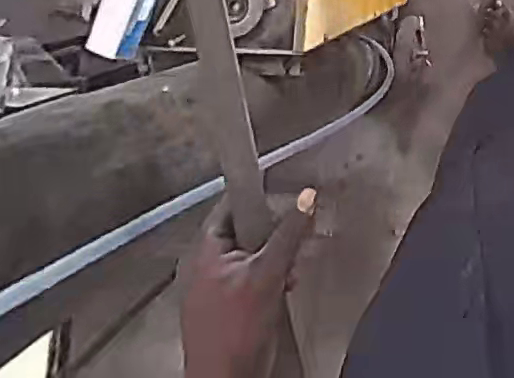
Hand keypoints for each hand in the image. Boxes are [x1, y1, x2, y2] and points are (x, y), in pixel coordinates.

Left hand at [179, 189, 317, 377]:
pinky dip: (274, 271)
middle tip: (297, 227)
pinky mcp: (231, 303)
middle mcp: (207, 265)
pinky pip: (255, 273)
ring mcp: (218, 286)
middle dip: (275, 228)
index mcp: (205, 253)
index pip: (230, 205)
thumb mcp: (268, 273)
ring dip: (278, 252)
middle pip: (247, 228)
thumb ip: (289, 232)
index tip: (283, 183)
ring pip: (254, 251)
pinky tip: (288, 280)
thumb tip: (308, 196)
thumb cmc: (237, 330)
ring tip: (294, 260)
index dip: (257, 193)